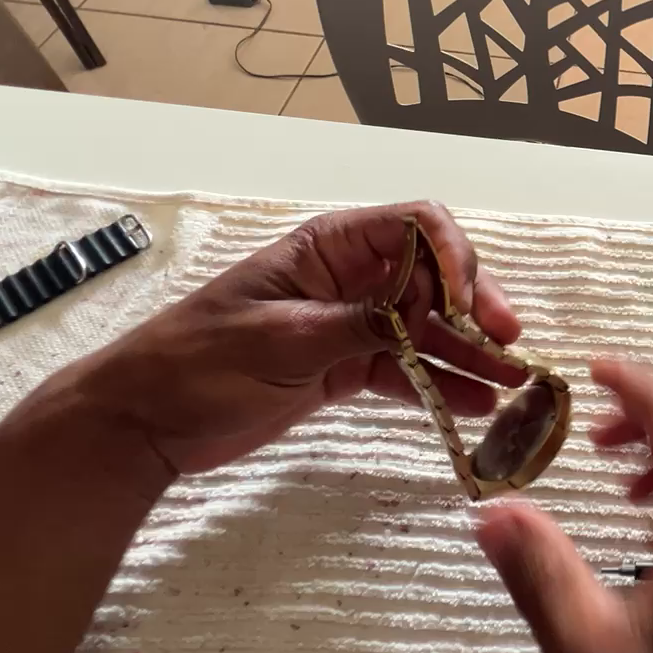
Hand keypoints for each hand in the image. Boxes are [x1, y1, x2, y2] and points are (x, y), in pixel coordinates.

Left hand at [47, 202, 525, 475]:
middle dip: (476, 306)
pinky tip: (473, 405)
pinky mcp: (353, 365)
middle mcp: (357, 278)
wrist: (141, 426)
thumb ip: (357, 322)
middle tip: (508, 341)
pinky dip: (440, 385)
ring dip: (471, 351)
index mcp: (335, 247)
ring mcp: (358, 322)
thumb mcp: (279, 336)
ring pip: (431, 326)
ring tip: (511, 383)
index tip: (470, 300)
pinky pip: (410, 368)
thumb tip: (425, 316)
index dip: (453, 254)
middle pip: (437, 278)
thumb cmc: (198, 362)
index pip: (415, 226)